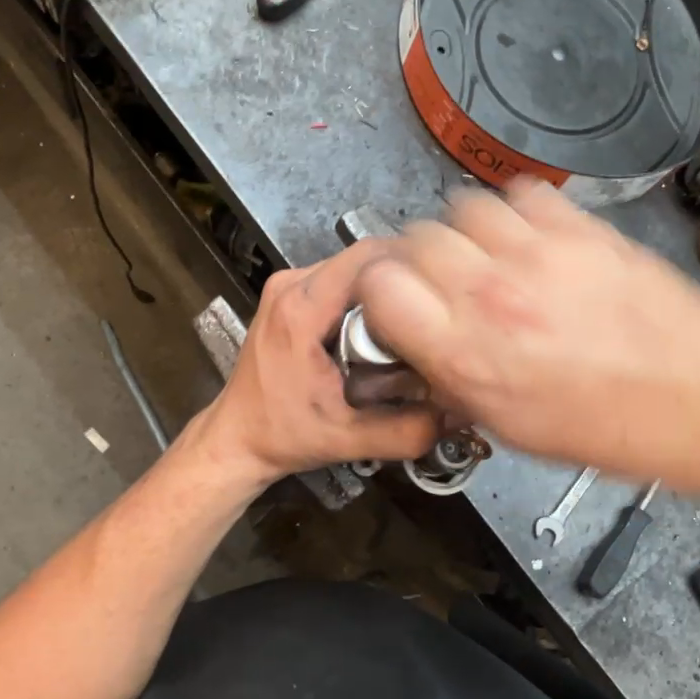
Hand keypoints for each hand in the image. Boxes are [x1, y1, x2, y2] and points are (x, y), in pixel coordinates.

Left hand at [186, 240, 439, 487]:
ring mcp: (288, 286)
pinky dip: (368, 297)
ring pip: (354, 267)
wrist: (236, 439)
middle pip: (364, 259)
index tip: (445, 293)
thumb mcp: (350, 439)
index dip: (413, 268)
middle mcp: (292, 285)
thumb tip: (462, 411)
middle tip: (437, 312)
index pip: (368, 259)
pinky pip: (341, 280)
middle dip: (405, 281)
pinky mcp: (290, 296)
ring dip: (387, 289)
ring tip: (416, 322)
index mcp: (301, 310)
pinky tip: (386, 328)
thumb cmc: (282, 435)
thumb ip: (409, 430)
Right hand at [355, 180, 699, 489]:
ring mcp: (540, 256)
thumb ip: (452, 379)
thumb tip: (424, 350)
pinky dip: (513, 211)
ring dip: (462, 232)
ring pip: (464, 209)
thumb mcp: (508, 425)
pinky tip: (524, 240)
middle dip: (416, 259)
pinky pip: (522, 195)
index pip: (380, 286)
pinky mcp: (582, 231)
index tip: (391, 300)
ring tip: (482, 257)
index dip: (377, 291)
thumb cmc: (613, 429)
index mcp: (468, 355)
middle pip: (416, 238)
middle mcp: (495, 297)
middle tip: (437, 280)